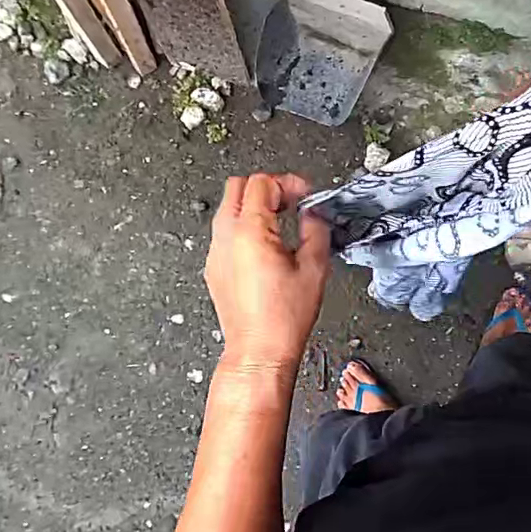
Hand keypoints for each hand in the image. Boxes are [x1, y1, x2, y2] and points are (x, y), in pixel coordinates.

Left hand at [204, 174, 330, 377]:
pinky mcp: (215, 266)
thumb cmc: (284, 316)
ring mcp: (216, 252)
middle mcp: (226, 238)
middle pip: (238, 186)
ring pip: (229, 208)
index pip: (262, 183)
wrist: (260, 348)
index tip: (305, 195)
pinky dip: (246, 227)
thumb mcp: (315, 266)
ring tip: (283, 222)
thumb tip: (314, 212)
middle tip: (292, 201)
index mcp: (251, 232)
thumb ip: (316, 228)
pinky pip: (225, 232)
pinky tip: (269, 245)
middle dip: (268, 187)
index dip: (288, 183)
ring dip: (256, 206)